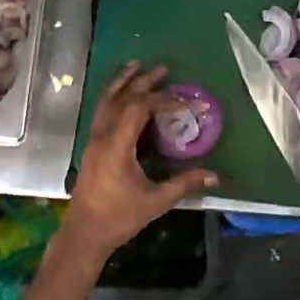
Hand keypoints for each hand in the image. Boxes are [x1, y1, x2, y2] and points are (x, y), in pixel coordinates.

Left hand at [63, 62, 217, 259]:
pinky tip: (122, 94)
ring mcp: (93, 139)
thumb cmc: (120, 218)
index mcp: (116, 145)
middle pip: (122, 98)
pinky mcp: (91, 145)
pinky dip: (113, 96)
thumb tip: (215, 176)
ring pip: (106, 101)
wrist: (84, 234)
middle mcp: (102, 136)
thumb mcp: (156, 201)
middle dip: (143, 82)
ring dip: (122, 82)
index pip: (139, 108)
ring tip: (136, 66)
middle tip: (163, 69)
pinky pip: (101, 111)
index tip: (184, 101)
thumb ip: (185, 184)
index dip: (162, 100)